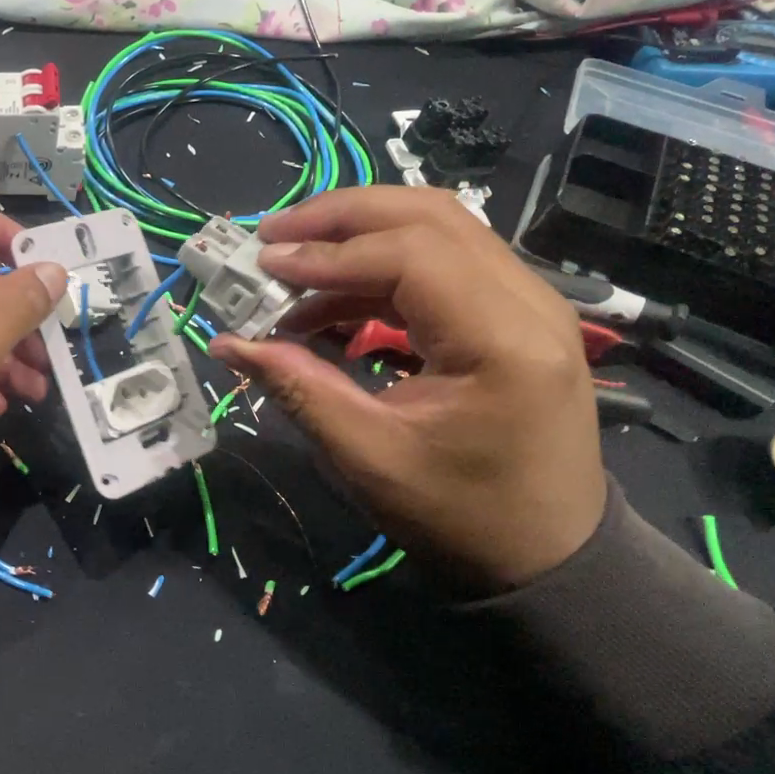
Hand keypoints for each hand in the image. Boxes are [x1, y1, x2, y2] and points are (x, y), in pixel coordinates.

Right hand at [210, 187, 605, 589]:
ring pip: (436, 227)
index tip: (265, 266)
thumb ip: (298, 386)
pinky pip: (440, 262)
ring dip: (357, 232)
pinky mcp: (511, 314)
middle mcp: (528, 303)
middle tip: (272, 235)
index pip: (412, 255)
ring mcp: (527, 303)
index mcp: (503, 341)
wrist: (548, 557)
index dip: (330, 253)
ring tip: (290, 259)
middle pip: (429, 216)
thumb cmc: (460, 516)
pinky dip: (377, 267)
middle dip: (341, 216)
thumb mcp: (367, 456)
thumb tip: (226, 342)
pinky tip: (327, 299)